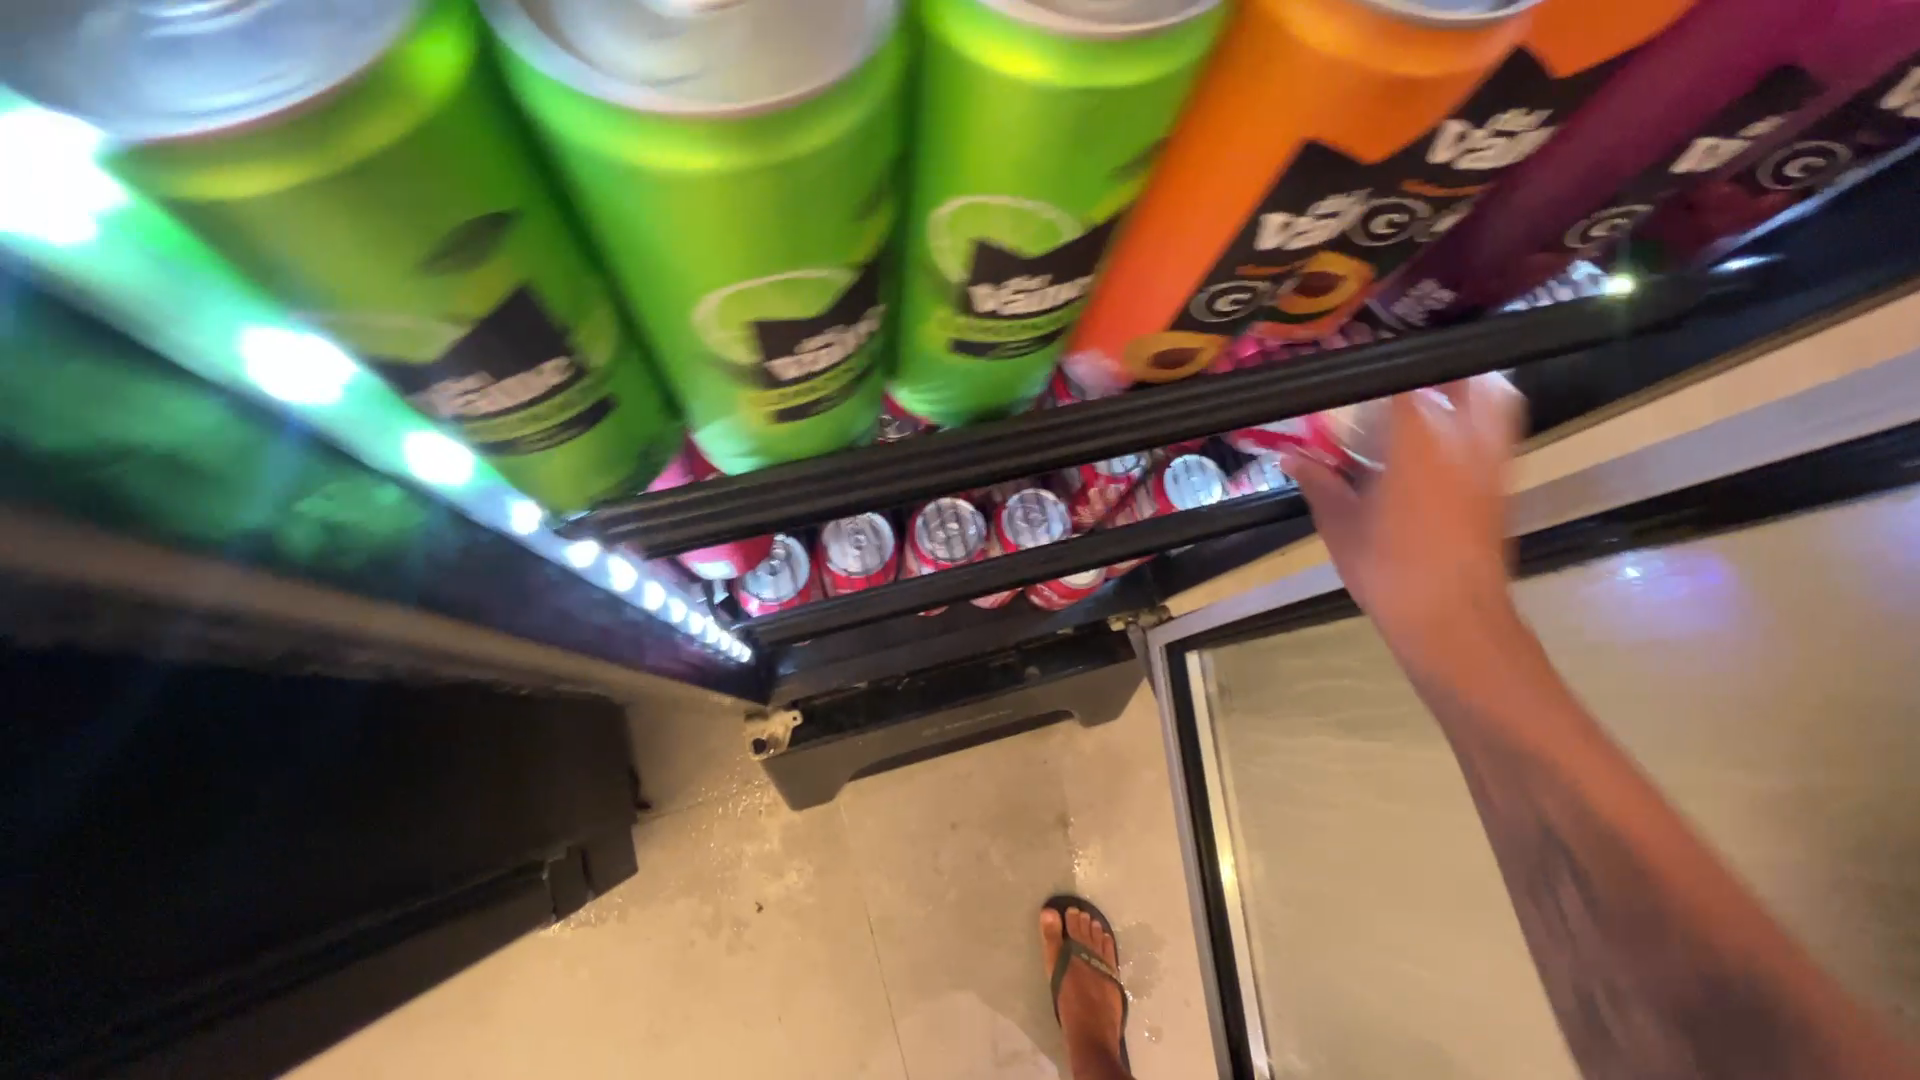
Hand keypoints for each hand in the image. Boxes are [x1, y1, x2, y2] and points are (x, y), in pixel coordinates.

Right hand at [1280, 374, 1525, 675]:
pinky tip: (1444, 447)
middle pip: (1470, 377)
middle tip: (1405, 377)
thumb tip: (1290, 456)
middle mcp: (1465, 442)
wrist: (1452, 619)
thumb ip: (1318, 482)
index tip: (1354, 359)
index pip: (1404, 379)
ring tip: (1433, 402)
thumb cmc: (1389, 571)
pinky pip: (1498, 436)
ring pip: (1498, 400)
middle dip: (1440, 368)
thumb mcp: (1340, 526)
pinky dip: (1477, 425)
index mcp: (1418, 443)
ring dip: (1468, 391)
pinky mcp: (1505, 486)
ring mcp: (1493, 463)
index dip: (1378, 364)